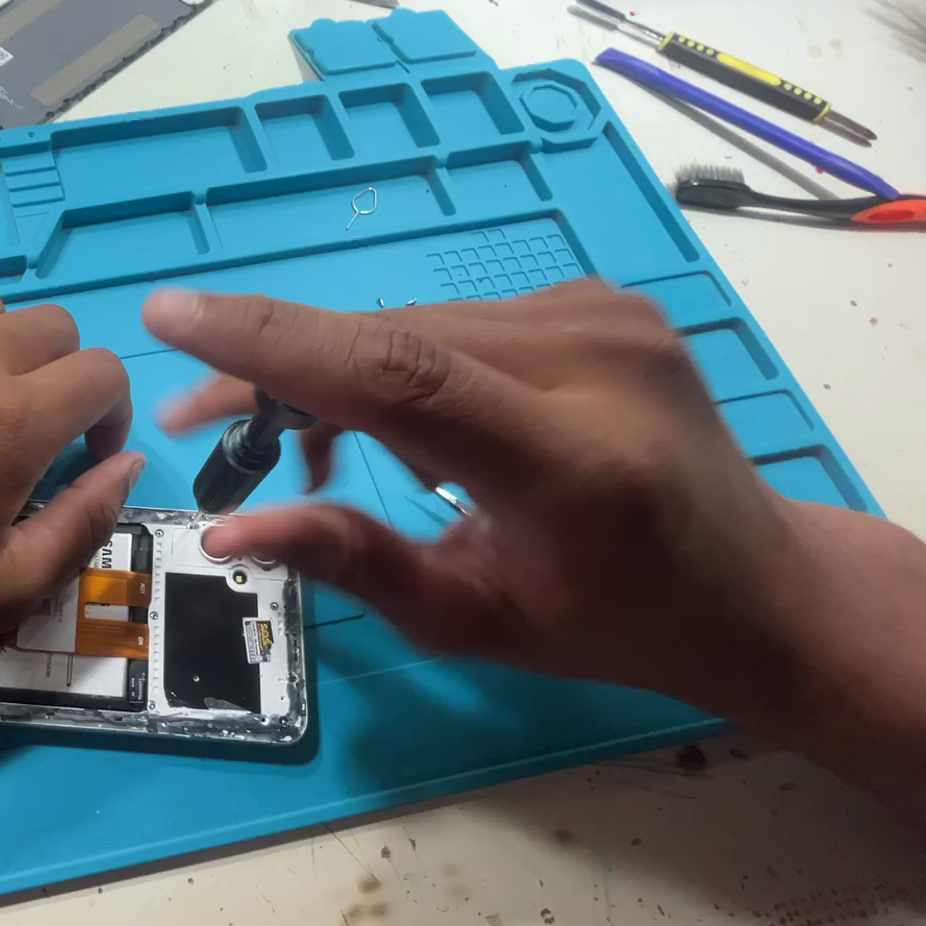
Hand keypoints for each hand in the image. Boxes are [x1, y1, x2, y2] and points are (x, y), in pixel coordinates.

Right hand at [143, 281, 814, 700]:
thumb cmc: (606, 624)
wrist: (756, 582)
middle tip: (195, 422)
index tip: (169, 317)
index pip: (392, 371)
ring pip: (400, 330)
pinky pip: (440, 328)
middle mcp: (592, 357)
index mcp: (566, 459)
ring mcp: (599, 314)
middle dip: (271, 378)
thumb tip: (225, 528)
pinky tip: (383, 434)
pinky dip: (385, 375)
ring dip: (328, 384)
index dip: (269, 343)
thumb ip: (347, 562)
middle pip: (379, 342)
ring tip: (299, 458)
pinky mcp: (589, 302)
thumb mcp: (464, 620)